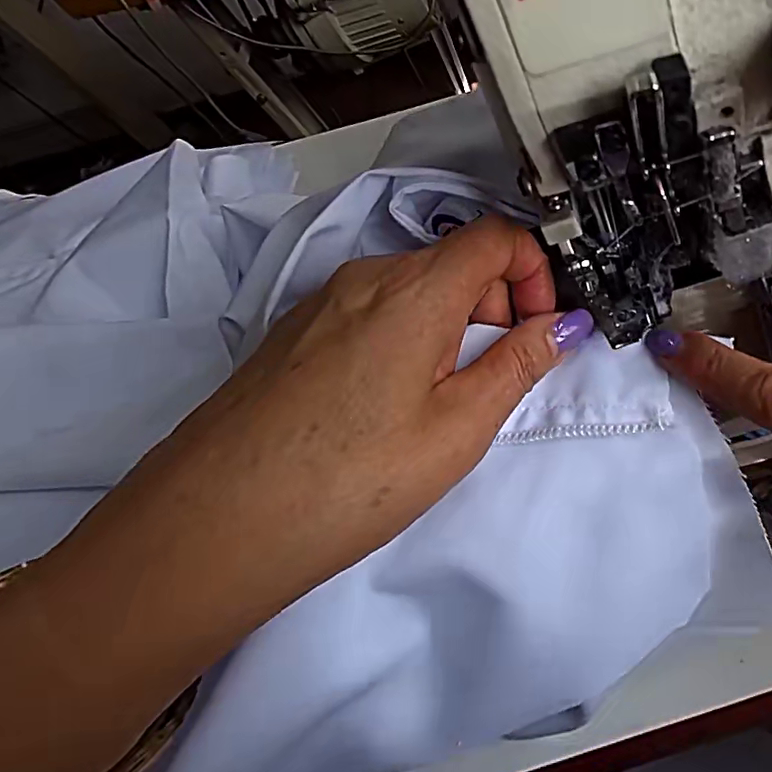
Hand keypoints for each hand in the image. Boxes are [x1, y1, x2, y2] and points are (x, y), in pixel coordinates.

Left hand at [0, 216, 598, 771]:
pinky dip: (413, 333)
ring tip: (447, 396)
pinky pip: (377, 308)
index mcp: (413, 292)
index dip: (536, 271)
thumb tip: (569, 323)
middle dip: (501, 303)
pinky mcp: (296, 331)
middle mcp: (365, 278)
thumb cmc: (351, 480)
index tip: (540, 329)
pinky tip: (393, 400)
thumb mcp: (459, 427)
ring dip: (458, 322)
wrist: (202, 534)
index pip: (498, 236)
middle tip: (499, 373)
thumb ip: (521, 363)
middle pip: (459, 259)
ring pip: (419, 285)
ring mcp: (323, 302)